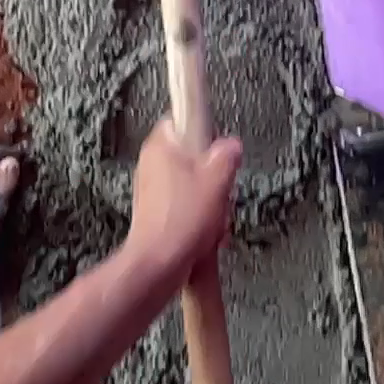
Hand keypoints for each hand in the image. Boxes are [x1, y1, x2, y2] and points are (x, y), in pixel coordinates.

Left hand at [125, 120, 242, 284]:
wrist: (159, 266)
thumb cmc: (180, 222)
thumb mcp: (217, 179)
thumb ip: (227, 155)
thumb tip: (232, 145)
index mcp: (161, 146)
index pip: (180, 118)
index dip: (202, 129)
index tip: (215, 142)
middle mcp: (151, 163)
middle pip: (191, 154)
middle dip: (211, 173)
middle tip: (219, 186)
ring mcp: (152, 189)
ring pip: (191, 182)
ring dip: (208, 198)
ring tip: (214, 215)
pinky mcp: (156, 212)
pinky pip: (185, 204)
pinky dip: (199, 216)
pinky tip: (208, 232)